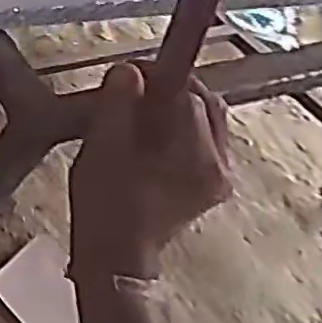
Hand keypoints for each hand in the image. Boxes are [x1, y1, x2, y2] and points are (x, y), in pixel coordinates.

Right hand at [69, 61, 231, 280]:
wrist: (113, 256)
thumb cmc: (103, 203)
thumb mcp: (101, 151)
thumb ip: (118, 108)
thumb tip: (128, 70)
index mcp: (197, 156)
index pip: (189, 97)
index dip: (162, 74)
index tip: (133, 66)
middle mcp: (220, 164)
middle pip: (206, 107)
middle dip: (172, 89)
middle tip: (131, 85)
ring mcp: (218, 177)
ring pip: (204, 124)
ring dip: (173, 109)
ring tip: (133, 109)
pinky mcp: (208, 186)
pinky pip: (199, 143)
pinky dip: (174, 129)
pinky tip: (143, 135)